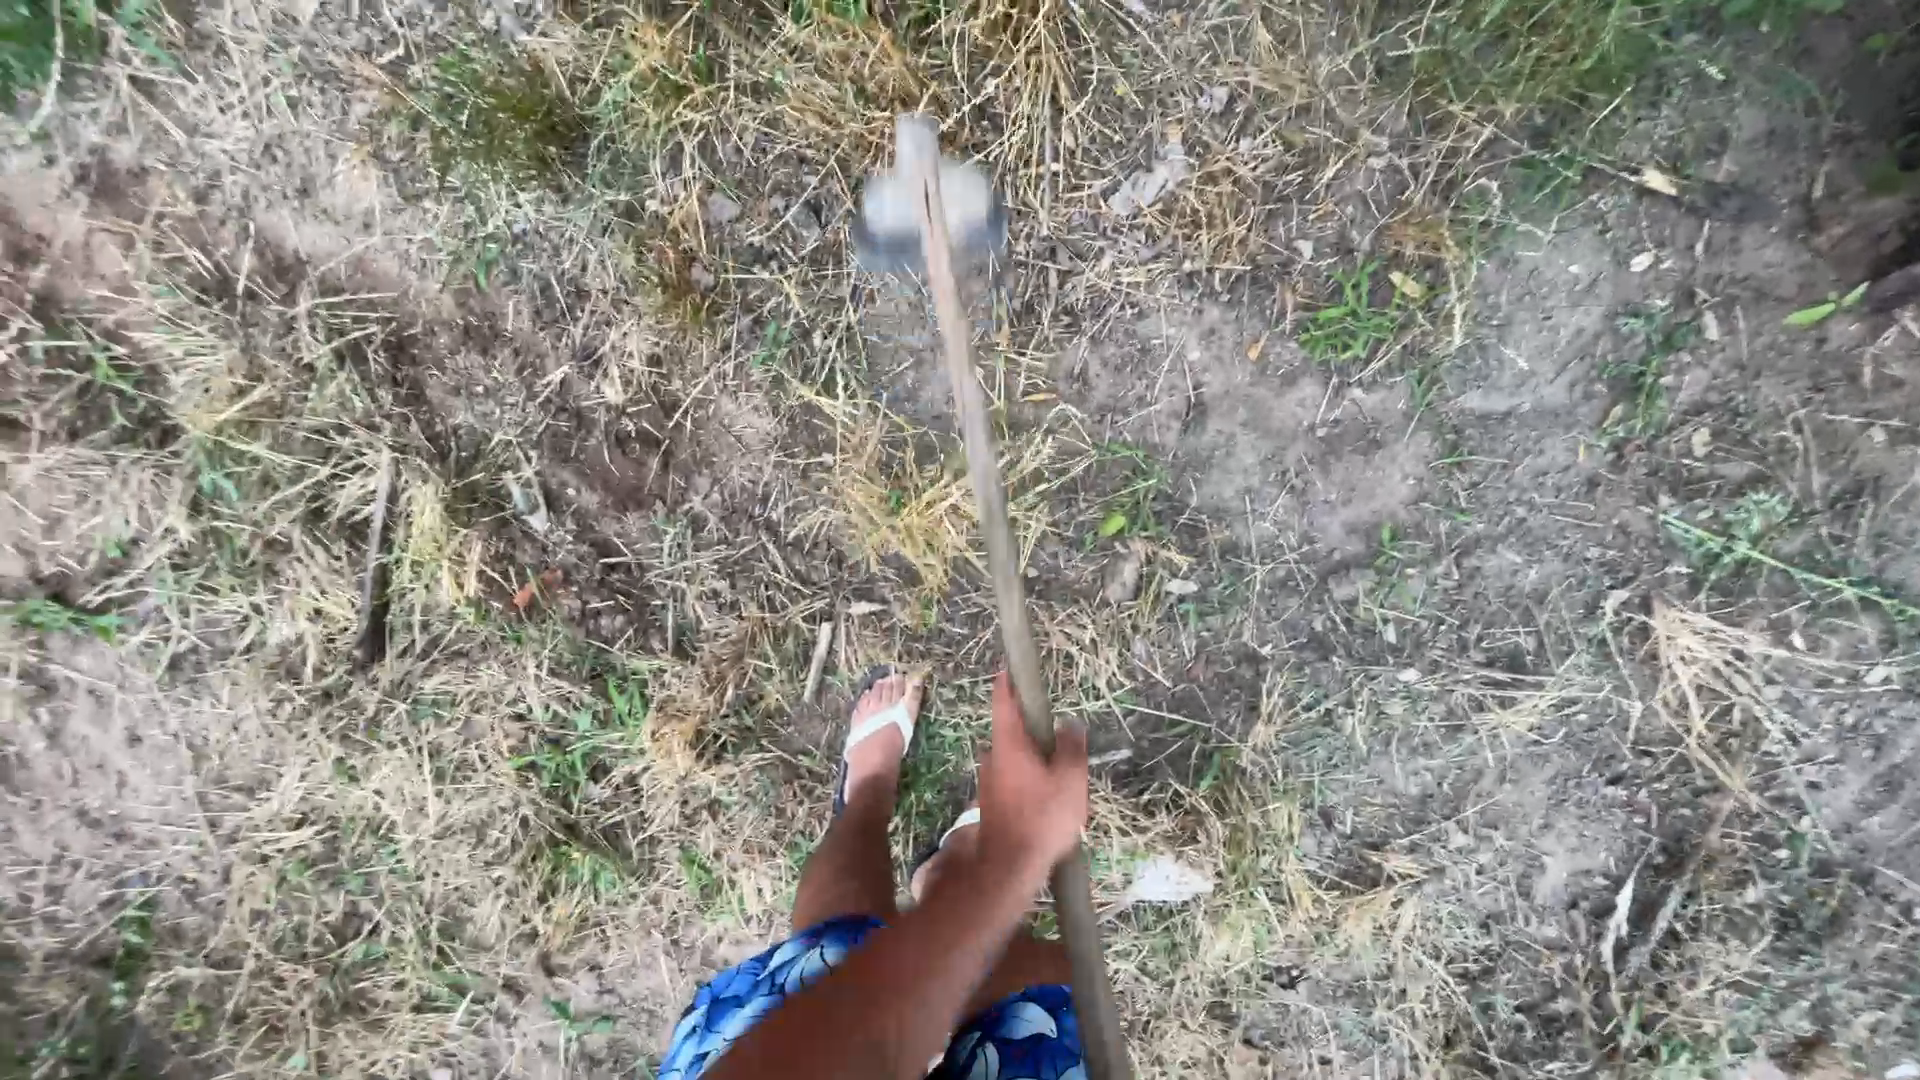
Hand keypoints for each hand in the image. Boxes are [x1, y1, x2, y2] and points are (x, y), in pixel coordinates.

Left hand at [977, 670, 1087, 886]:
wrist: (1009, 868)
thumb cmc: (1042, 817)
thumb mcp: (1070, 779)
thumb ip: (1071, 748)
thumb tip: (1070, 725)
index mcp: (1008, 743)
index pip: (1004, 701)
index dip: (1008, 682)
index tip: (1011, 668)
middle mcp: (992, 756)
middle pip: (1012, 732)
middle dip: (1033, 732)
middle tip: (1060, 740)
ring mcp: (989, 781)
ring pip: (1014, 759)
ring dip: (1033, 761)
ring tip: (1061, 778)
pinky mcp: (992, 802)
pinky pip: (1013, 780)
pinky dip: (1029, 781)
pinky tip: (1048, 802)